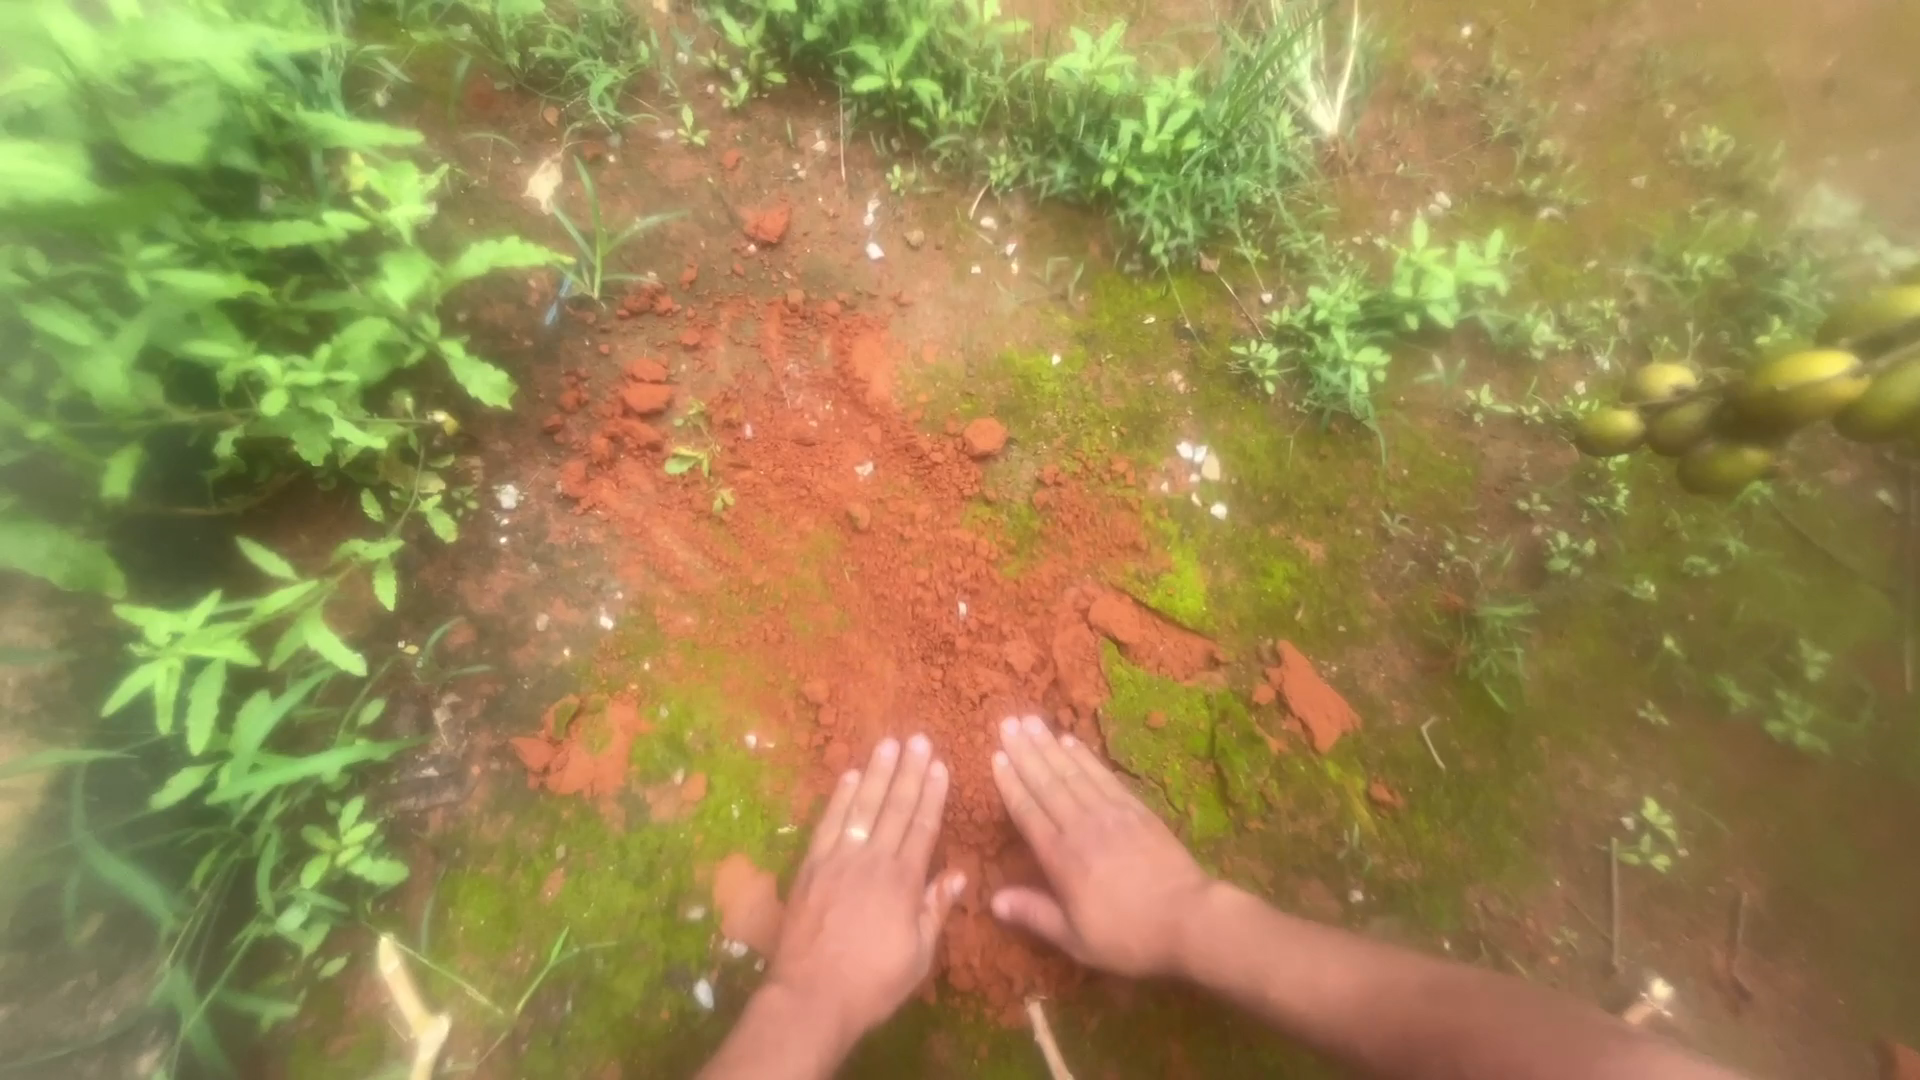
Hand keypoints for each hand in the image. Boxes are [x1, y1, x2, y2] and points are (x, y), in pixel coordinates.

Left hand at [766, 735, 964, 1046]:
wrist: (811, 997)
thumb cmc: (872, 982)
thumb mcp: (918, 956)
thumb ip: (936, 910)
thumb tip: (958, 873)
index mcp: (903, 881)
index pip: (922, 826)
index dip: (932, 794)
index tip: (939, 765)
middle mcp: (873, 860)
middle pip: (894, 807)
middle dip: (909, 771)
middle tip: (918, 739)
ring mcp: (839, 858)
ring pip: (863, 806)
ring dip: (876, 772)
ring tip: (888, 743)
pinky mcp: (811, 865)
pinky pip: (829, 823)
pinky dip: (840, 797)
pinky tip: (850, 776)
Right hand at [989, 714, 1216, 977]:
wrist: (1189, 919)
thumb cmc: (1128, 935)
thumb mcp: (1076, 939)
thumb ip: (1035, 914)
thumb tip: (993, 900)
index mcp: (1061, 858)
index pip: (1028, 811)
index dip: (1010, 782)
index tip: (996, 755)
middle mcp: (1080, 825)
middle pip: (1046, 782)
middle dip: (1024, 751)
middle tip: (1007, 723)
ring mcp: (1109, 812)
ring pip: (1071, 771)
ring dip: (1049, 744)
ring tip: (1030, 721)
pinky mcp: (1134, 807)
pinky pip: (1102, 774)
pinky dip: (1083, 755)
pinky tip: (1070, 740)